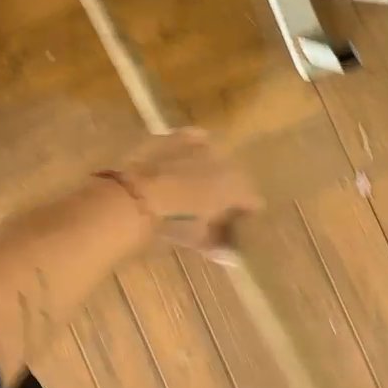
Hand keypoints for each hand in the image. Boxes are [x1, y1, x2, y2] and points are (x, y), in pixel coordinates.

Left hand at [113, 129, 261, 250]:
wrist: (134, 194)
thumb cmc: (172, 221)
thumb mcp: (199, 238)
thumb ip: (219, 243)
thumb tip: (229, 253)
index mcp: (237, 188)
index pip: (252, 201)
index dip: (244, 213)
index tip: (235, 223)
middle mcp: (224, 161)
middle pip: (233, 176)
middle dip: (225, 189)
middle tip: (210, 203)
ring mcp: (199, 144)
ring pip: (214, 156)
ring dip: (208, 168)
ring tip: (191, 182)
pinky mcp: (175, 134)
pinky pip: (192, 138)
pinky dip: (189, 149)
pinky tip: (179, 160)